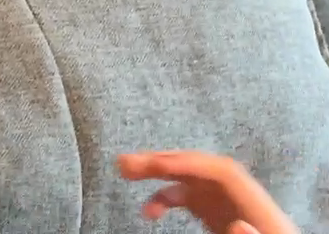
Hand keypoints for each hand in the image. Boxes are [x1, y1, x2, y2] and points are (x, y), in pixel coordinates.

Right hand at [118, 151, 298, 233]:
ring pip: (186, 177)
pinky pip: (185, 197)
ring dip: (153, 172)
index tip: (153, 163)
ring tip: (122, 171)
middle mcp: (240, 199)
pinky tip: (147, 212)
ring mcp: (226, 205)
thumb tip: (239, 224)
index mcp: (261, 209)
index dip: (186, 161)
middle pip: (198, 167)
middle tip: (124, 162)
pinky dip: (162, 198)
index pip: (222, 170)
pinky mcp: (215, 214)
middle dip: (160, 160)